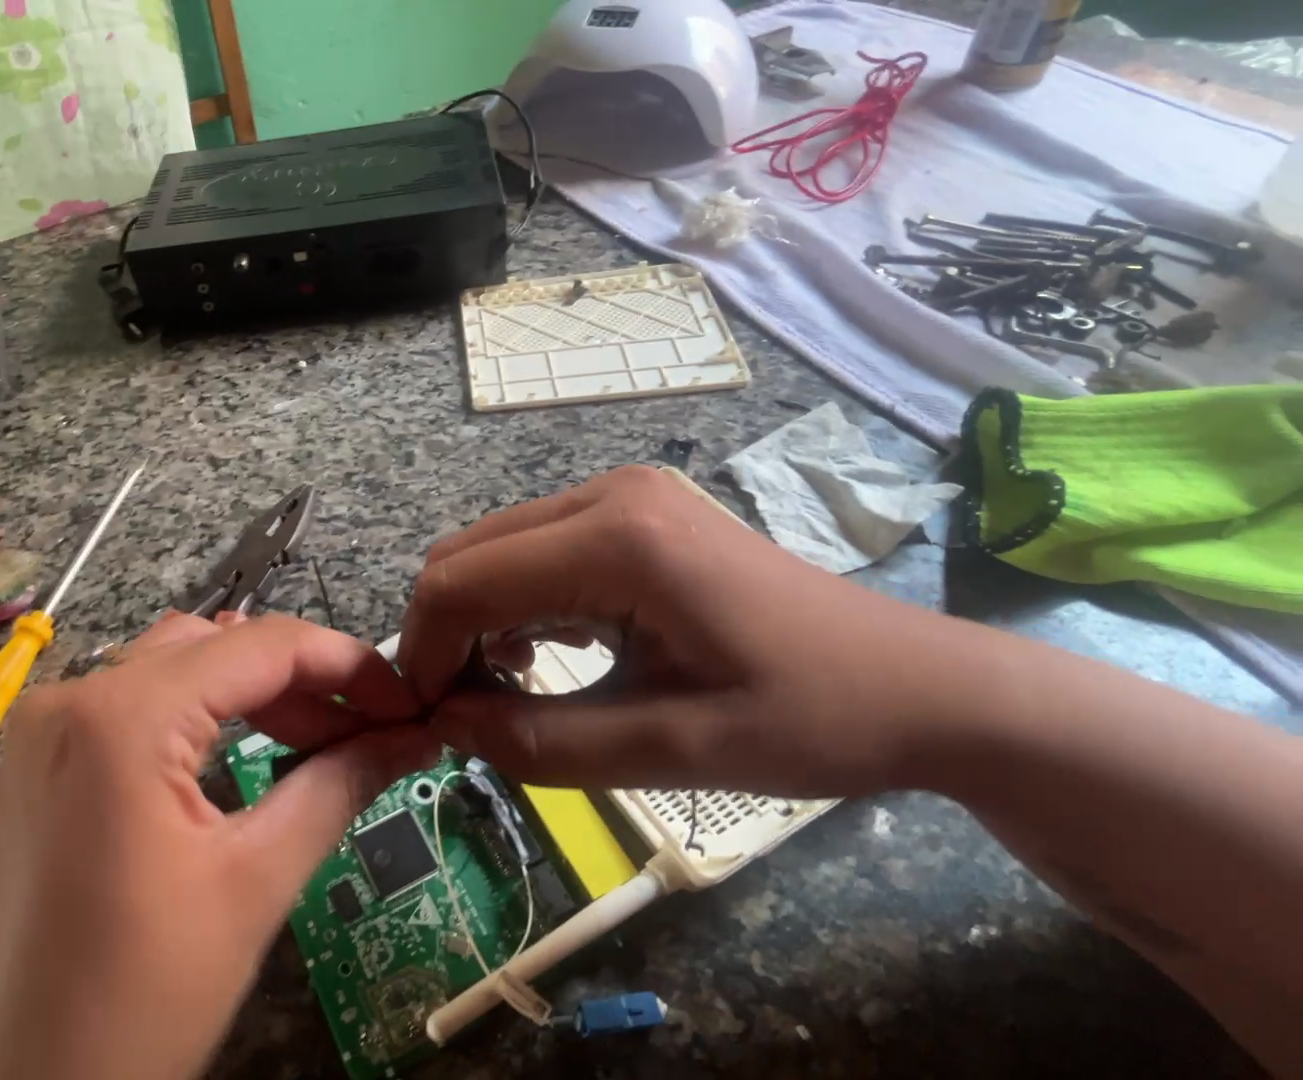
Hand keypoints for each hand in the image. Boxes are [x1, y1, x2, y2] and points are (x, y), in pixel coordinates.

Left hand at [0, 614, 435, 1079]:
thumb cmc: (140, 997)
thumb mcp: (255, 883)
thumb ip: (337, 786)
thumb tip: (413, 737)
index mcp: (123, 715)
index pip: (262, 645)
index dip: (348, 664)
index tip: (408, 701)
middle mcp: (75, 692)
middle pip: (219, 645)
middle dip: (306, 679)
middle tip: (373, 730)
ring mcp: (49, 723)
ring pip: (179, 665)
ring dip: (258, 691)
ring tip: (325, 741)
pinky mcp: (45, 756)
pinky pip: (141, 700)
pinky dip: (207, 712)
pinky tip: (254, 746)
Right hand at [398, 465, 965, 797]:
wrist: (919, 685)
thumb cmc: (811, 719)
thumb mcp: (671, 751)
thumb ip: (540, 741)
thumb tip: (446, 725)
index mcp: (617, 541)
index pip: (462, 582)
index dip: (426, 654)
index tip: (432, 723)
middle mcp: (606, 496)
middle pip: (465, 555)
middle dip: (443, 636)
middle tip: (464, 714)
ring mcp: (621, 497)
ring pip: (492, 551)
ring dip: (476, 622)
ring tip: (506, 693)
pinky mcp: (633, 515)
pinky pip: (533, 552)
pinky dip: (513, 606)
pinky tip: (546, 655)